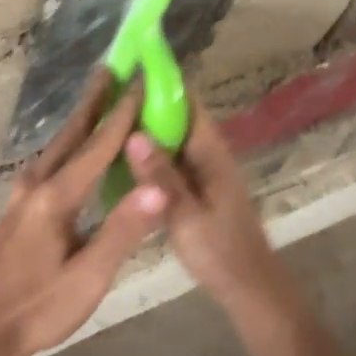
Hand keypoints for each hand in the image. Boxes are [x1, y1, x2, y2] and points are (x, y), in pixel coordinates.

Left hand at [0, 75, 167, 355]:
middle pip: (69, 137)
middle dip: (92, 104)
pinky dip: (66, 149)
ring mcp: (20, 198)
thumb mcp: (89, 277)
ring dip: (78, 125)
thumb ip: (123, 230)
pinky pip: (47, 166)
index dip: (122, 116)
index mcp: (56, 198)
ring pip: (55, 150)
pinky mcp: (15, 212)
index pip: (97, 147)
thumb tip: (158, 187)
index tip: (141, 84)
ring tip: (97, 104)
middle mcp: (35, 187)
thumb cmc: (39, 310)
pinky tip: (71, 155)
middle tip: (110, 71)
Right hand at [122, 96, 290, 315]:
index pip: (188, 102)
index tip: (129, 67)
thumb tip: (132, 132)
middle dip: (147, 103)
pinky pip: (172, 159)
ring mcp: (205, 172)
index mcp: (211, 153)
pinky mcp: (198, 190)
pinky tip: (122, 159)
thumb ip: (160, 175)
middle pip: (178, 116)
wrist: (250, 289)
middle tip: (105, 97)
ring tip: (106, 120)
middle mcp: (210, 154)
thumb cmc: (220, 252)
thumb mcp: (184, 214)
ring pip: (173, 138)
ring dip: (147, 127)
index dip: (162, 81)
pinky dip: (150, 152)